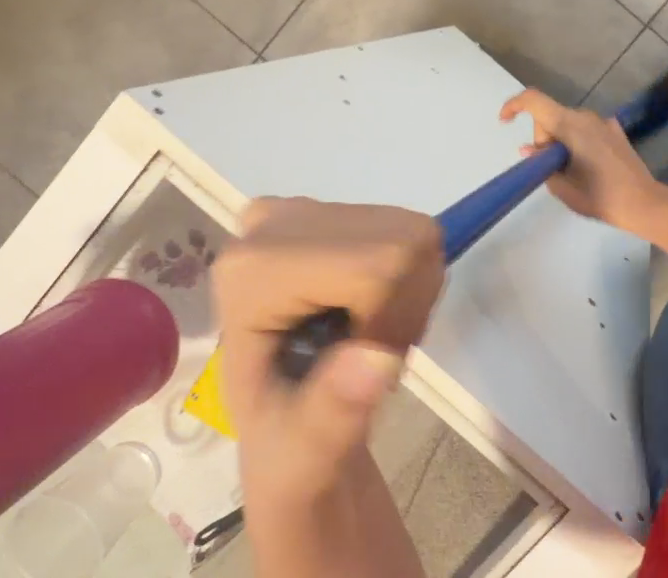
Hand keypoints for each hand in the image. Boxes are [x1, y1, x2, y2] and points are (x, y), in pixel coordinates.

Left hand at [212, 197, 442, 502]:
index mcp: (252, 272)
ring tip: (375, 334)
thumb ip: (335, 411)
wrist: (288, 435)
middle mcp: (272, 223)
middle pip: (400, 244)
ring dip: (415, 294)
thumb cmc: (289, 452)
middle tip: (377, 354)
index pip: (376, 269)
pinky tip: (378, 307)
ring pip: (413, 235)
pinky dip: (415, 279)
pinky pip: (413, 232)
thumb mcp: (306, 456)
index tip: (375, 368)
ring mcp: (303, 210)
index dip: (395, 322)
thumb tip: (376, 357)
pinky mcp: (331, 210)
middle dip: (408, 307)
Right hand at [499, 88, 667, 230]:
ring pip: (568, 123)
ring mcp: (603, 122)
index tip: (504, 122)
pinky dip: (578, 142)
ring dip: (561, 141)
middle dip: (544, 139)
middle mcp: (586, 116)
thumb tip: (529, 150)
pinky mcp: (615, 131)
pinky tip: (590, 166)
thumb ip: (541, 164)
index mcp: (570, 125)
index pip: (534, 100)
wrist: (643, 203)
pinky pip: (586, 130)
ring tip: (573, 172)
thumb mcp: (562, 186)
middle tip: (552, 170)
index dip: (514, 105)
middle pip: (551, 116)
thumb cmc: (599, 197)